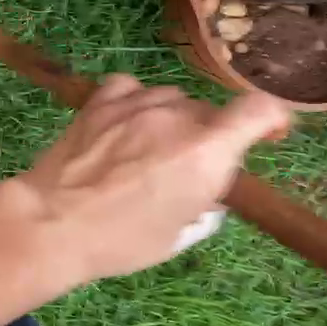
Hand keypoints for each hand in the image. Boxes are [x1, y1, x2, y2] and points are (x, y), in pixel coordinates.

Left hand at [14, 74, 292, 282]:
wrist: (55, 219)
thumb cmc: (124, 239)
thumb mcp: (182, 232)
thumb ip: (205, 202)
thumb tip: (208, 193)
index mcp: (206, 153)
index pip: (257, 110)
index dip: (271, 118)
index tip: (269, 134)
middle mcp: (174, 119)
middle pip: (208, 111)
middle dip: (210, 136)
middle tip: (190, 168)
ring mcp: (133, 106)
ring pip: (171, 98)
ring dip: (173, 118)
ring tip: (154, 148)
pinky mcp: (98, 103)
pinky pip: (130, 86)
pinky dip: (136, 99)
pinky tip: (129, 120)